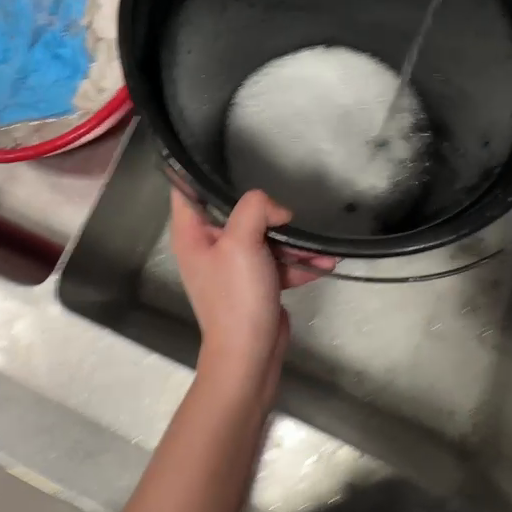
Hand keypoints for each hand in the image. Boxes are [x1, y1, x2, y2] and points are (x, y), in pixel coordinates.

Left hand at [169, 190, 333, 399]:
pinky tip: (325, 261)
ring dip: (293, 241)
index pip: (186, 190)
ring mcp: (234, 266)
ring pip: (264, 237)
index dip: (200, 170)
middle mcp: (209, 246)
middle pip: (236, 211)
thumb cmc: (236, 296)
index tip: (225, 154)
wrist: (251, 357)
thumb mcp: (242, 241)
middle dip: (267, 211)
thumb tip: (277, 210)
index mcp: (192, 234)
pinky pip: (278, 261)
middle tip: (287, 213)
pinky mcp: (256, 283)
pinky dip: (299, 261)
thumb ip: (255, 208)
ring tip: (318, 246)